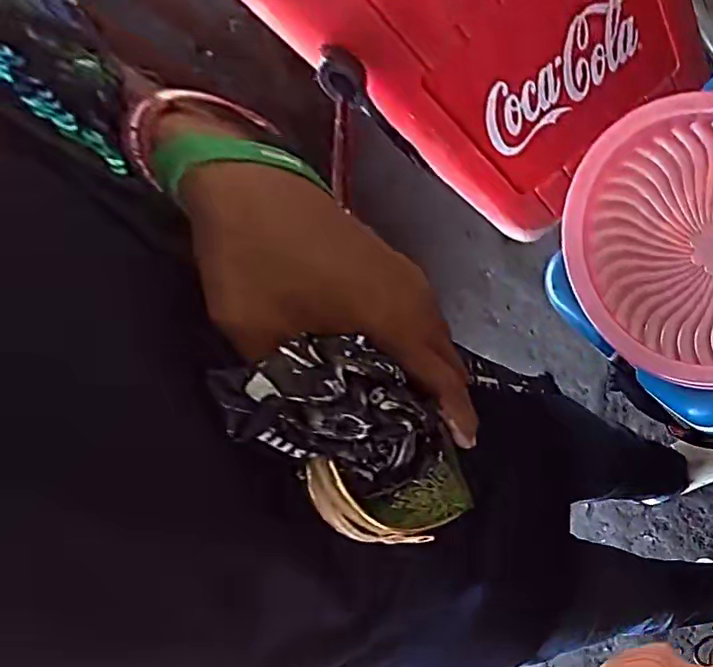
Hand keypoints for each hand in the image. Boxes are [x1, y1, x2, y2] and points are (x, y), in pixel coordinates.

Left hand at [167, 116, 477, 446]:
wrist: (247, 179)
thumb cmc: (255, 257)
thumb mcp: (252, 326)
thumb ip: (289, 371)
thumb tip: (309, 404)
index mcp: (398, 326)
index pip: (445, 382)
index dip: (458, 415)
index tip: (465, 443)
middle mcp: (421, 309)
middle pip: (452, 364)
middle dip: (449, 395)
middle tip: (432, 421)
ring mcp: (416, 287)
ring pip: (440, 342)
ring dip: (433, 367)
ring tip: (411, 387)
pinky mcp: (403, 271)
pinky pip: (426, 320)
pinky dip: (419, 342)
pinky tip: (391, 347)